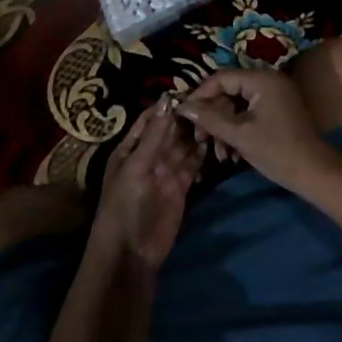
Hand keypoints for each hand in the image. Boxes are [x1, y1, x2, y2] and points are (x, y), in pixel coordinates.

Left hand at [93, 96, 201, 267]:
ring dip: (196, 136)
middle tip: (211, 102)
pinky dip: (201, 156)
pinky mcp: (180, 188)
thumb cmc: (125, 204)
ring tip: (217, 119)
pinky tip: (215, 142)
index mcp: (130, 148)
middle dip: (186, 119)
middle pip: (169, 132)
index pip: (150, 120)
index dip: (166, 106)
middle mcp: (148, 156)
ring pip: (183, 148)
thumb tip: (167, 100)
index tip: (189, 90)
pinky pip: (192, 166)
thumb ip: (154, 136)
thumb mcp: (137, 166)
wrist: (131, 251)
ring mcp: (165, 172)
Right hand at [177, 69, 341, 196]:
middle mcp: (269, 81)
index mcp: (262, 79)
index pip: (221, 78)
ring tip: (218, 154)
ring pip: (237, 106)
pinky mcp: (278, 111)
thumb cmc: (277, 151)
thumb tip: (183, 106)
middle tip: (200, 139)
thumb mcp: (239, 134)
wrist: (316, 174)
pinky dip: (238, 131)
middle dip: (213, 117)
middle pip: (228, 92)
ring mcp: (275, 96)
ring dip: (224, 129)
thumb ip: (209, 118)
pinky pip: (250, 114)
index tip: (186, 115)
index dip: (201, 95)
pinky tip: (231, 154)